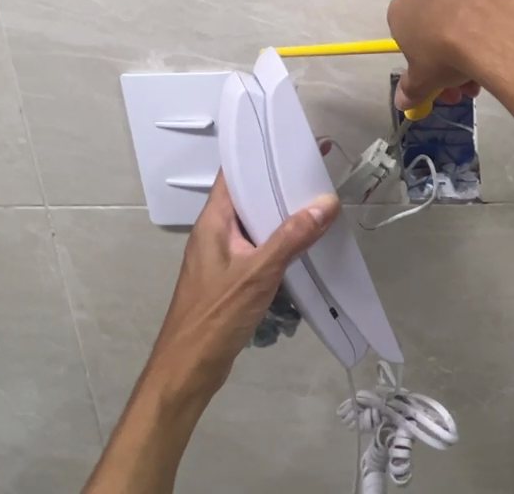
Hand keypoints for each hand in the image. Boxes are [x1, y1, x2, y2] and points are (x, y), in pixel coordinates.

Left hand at [143, 173, 336, 407]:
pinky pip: (261, 245)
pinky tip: (307, 242)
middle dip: (282, 183)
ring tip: (319, 201)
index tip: (292, 142)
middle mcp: (216, 232)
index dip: (261, 154)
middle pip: (250, 196)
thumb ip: (292, 236)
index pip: (235, 174)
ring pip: (258, 222)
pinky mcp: (232, 275)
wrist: (187, 371)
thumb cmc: (214, 317)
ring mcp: (223, 255)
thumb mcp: (258, 273)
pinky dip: (283, 240)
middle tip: (316, 169)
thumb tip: (326, 203)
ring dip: (285, 214)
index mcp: (213, 222)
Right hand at [387, 0, 513, 110]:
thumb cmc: (445, 56)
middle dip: (449, 51)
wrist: (487, 31)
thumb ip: (411, 90)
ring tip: (490, 61)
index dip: (425, 61)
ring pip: (464, 4)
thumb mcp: (423, 81)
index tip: (441, 80)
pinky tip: (501, 23)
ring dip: (472, 29)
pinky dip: (494, 2)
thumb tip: (402, 102)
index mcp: (402, 8)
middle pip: (437, 20)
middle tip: (468, 81)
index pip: (409, 37)